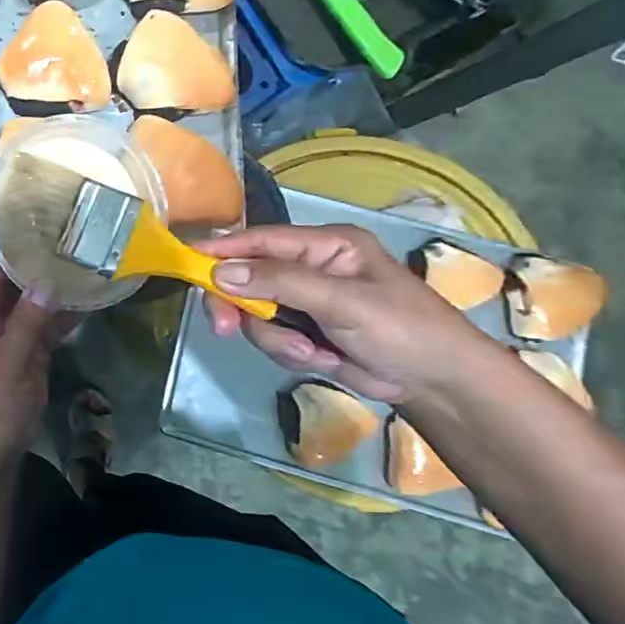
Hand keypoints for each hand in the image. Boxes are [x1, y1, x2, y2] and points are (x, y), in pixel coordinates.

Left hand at [0, 266, 75, 470]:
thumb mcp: (11, 361)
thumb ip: (29, 320)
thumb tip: (48, 283)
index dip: (13, 260)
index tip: (40, 237)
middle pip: (13, 294)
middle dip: (39, 276)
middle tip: (70, 249)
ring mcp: (8, 344)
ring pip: (32, 312)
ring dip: (54, 297)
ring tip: (83, 269)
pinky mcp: (26, 359)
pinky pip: (44, 332)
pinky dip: (61, 320)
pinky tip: (86, 303)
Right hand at [197, 225, 503, 404]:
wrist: (436, 383)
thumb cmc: (403, 328)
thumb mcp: (343, 302)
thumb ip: (281, 283)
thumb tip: (220, 271)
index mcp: (324, 245)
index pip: (260, 240)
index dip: (222, 250)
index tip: (187, 263)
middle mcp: (308, 267)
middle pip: (247, 278)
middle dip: (240, 306)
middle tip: (225, 329)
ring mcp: (303, 301)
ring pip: (255, 314)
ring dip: (277, 339)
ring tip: (314, 354)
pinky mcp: (303, 331)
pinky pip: (271, 338)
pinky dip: (290, 353)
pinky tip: (323, 359)